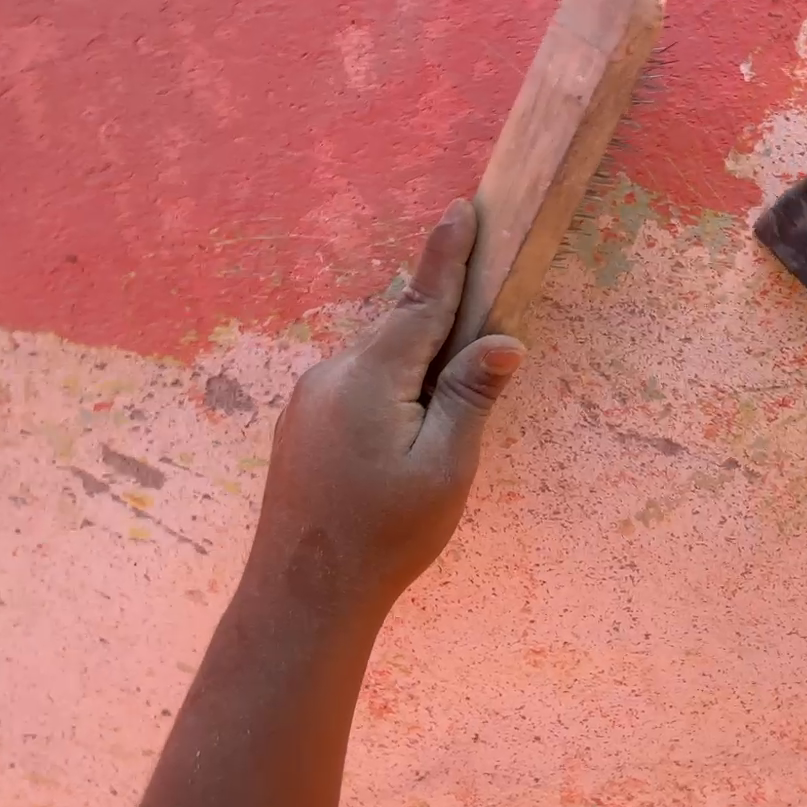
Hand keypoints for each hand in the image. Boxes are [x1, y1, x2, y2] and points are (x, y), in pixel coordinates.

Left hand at [248, 199, 524, 613]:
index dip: (446, 256)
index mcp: (369, 378)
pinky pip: (359, 378)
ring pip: (379, 356)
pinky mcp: (303, 421)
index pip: (420, 302)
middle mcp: (332, 375)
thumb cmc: (387, 533)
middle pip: (400, 327)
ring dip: (419, 355)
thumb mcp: (445, 467)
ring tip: (449, 391)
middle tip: (485, 320)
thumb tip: (503, 342)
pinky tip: (408, 417)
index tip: (462, 210)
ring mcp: (310, 399)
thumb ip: (469, 397)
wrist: (302, 597)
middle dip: (443, 315)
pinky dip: (394, 377)